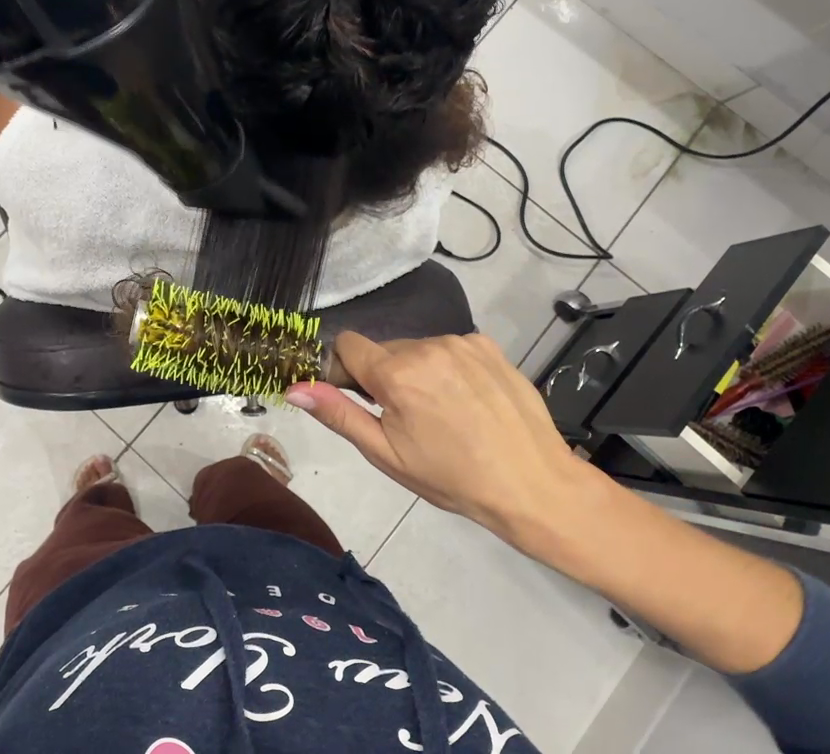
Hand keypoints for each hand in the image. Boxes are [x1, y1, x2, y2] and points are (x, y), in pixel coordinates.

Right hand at [285, 332, 596, 546]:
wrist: (535, 486)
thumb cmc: (452, 478)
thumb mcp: (386, 455)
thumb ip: (338, 414)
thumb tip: (294, 387)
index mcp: (396, 373)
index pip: (347, 345)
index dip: (347, 372)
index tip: (366, 404)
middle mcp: (427, 346)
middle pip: (383, 349)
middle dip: (385, 377)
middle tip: (409, 420)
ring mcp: (462, 343)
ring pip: (417, 350)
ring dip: (417, 373)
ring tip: (443, 414)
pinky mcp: (489, 346)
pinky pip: (449, 349)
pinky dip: (448, 369)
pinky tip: (467, 402)